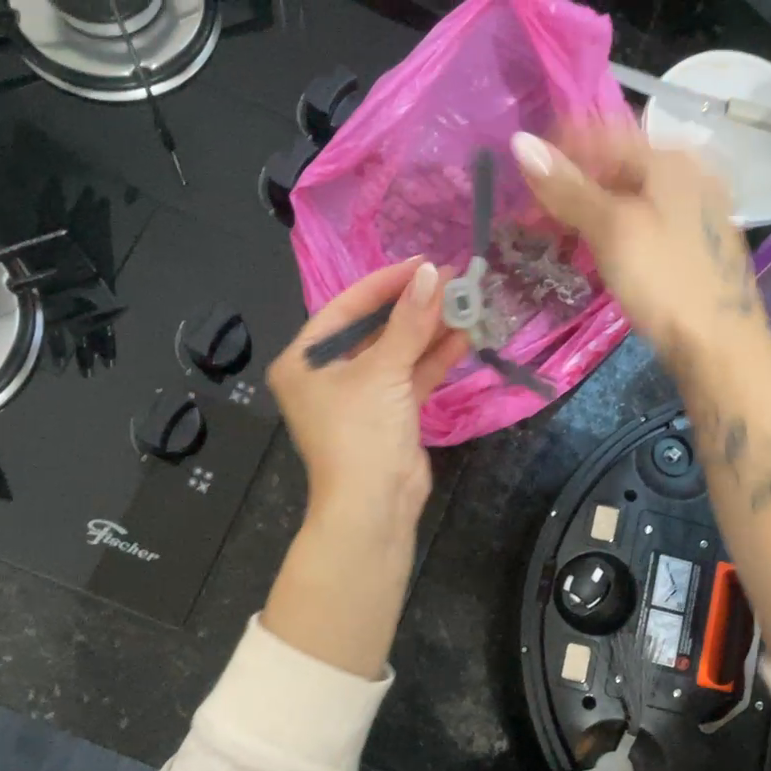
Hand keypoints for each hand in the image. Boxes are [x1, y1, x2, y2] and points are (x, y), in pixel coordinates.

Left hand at [268, 258, 463, 533]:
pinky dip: (433, 360)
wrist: (373, 506)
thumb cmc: (361, 433)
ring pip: (395, 353)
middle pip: (372, 328)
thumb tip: (433, 274)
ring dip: (429, 332)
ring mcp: (358, 397)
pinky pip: (409, 378)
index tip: (424, 264)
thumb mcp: (383, 372)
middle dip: (412, 307)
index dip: (386, 283)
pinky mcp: (387, 415)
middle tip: (451, 280)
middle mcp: (326, 374)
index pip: (346, 307)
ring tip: (465, 303)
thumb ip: (409, 322)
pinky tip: (463, 336)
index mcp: (305, 360)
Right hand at [510, 128, 769, 365]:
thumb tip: (521, 142)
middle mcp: (688, 174)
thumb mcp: (612, 230)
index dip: (559, 149)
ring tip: (558, 234)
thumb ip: (568, 188)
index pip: (603, 134)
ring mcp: (695, 211)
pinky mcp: (693, 245)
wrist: (719, 345)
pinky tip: (597, 252)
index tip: (522, 178)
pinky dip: (615, 231)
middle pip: (619, 165)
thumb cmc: (664, 281)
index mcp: (670, 158)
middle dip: (574, 183)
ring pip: (631, 197)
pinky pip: (645, 223)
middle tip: (535, 212)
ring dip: (591, 210)